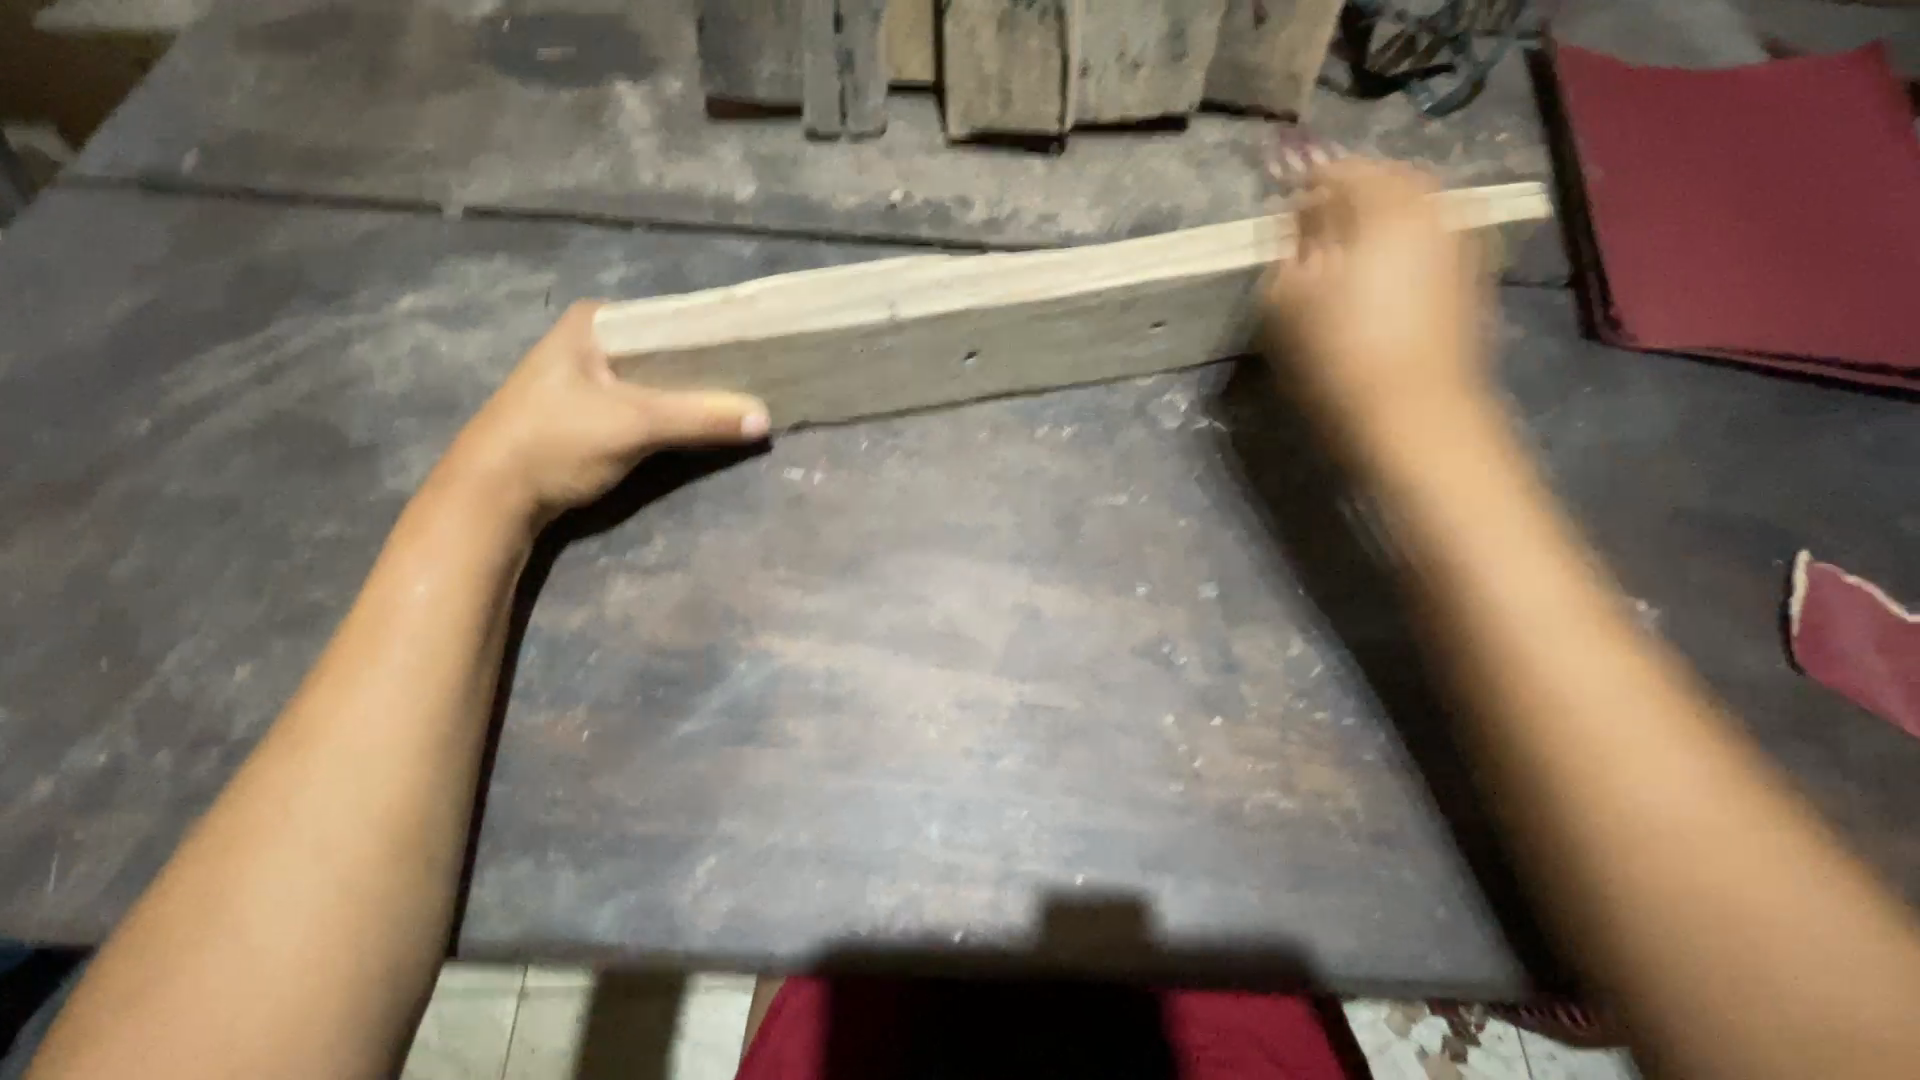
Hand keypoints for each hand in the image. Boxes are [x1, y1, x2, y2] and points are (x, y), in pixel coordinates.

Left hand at [438, 301, 769, 523]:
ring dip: (693, 398)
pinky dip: (674, 417)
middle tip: (760, 384)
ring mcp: (591, 379)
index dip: (717, 338)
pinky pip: (648, 407)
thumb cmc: (556, 442)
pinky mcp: (592, 414)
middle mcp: (594, 341)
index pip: (674, 319)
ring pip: (660, 382)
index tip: (762, 354)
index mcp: (596, 322)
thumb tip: (765, 419)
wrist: (492, 496)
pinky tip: (704, 426)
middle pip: (669, 353)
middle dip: (709, 372)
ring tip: (742, 404)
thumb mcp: (635, 424)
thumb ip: (700, 418)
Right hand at [1262, 160, 1489, 442]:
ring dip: (1374, 222)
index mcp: (1385, 201)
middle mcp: (1432, 205)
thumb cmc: (1337, 354)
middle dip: (1346, 198)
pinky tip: (1376, 277)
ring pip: (1409, 209)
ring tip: (1341, 256)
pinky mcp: (1470, 273)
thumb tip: (1293, 213)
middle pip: (1382, 181)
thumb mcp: (1286, 297)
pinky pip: (1427, 237)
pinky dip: (1400, 244)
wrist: (1414, 413)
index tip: (1280, 212)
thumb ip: (1286, 243)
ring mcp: (1459, 238)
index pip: (1337, 169)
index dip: (1302, 186)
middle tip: (1310, 230)